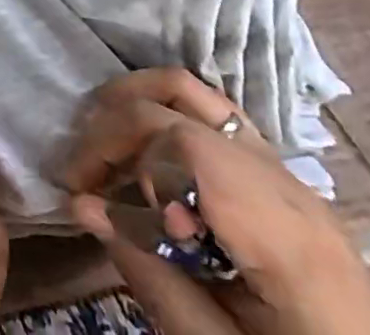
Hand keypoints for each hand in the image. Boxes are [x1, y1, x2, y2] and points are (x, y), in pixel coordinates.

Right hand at [60, 70, 369, 334]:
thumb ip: (151, 276)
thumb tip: (83, 205)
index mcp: (277, 228)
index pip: (182, 138)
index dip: (121, 150)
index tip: (87, 197)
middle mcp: (284, 179)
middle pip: (183, 98)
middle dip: (117, 122)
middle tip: (82, 171)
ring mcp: (287, 171)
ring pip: (201, 93)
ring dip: (141, 105)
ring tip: (104, 143)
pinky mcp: (283, 178)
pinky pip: (215, 119)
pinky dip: (168, 119)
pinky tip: (149, 160)